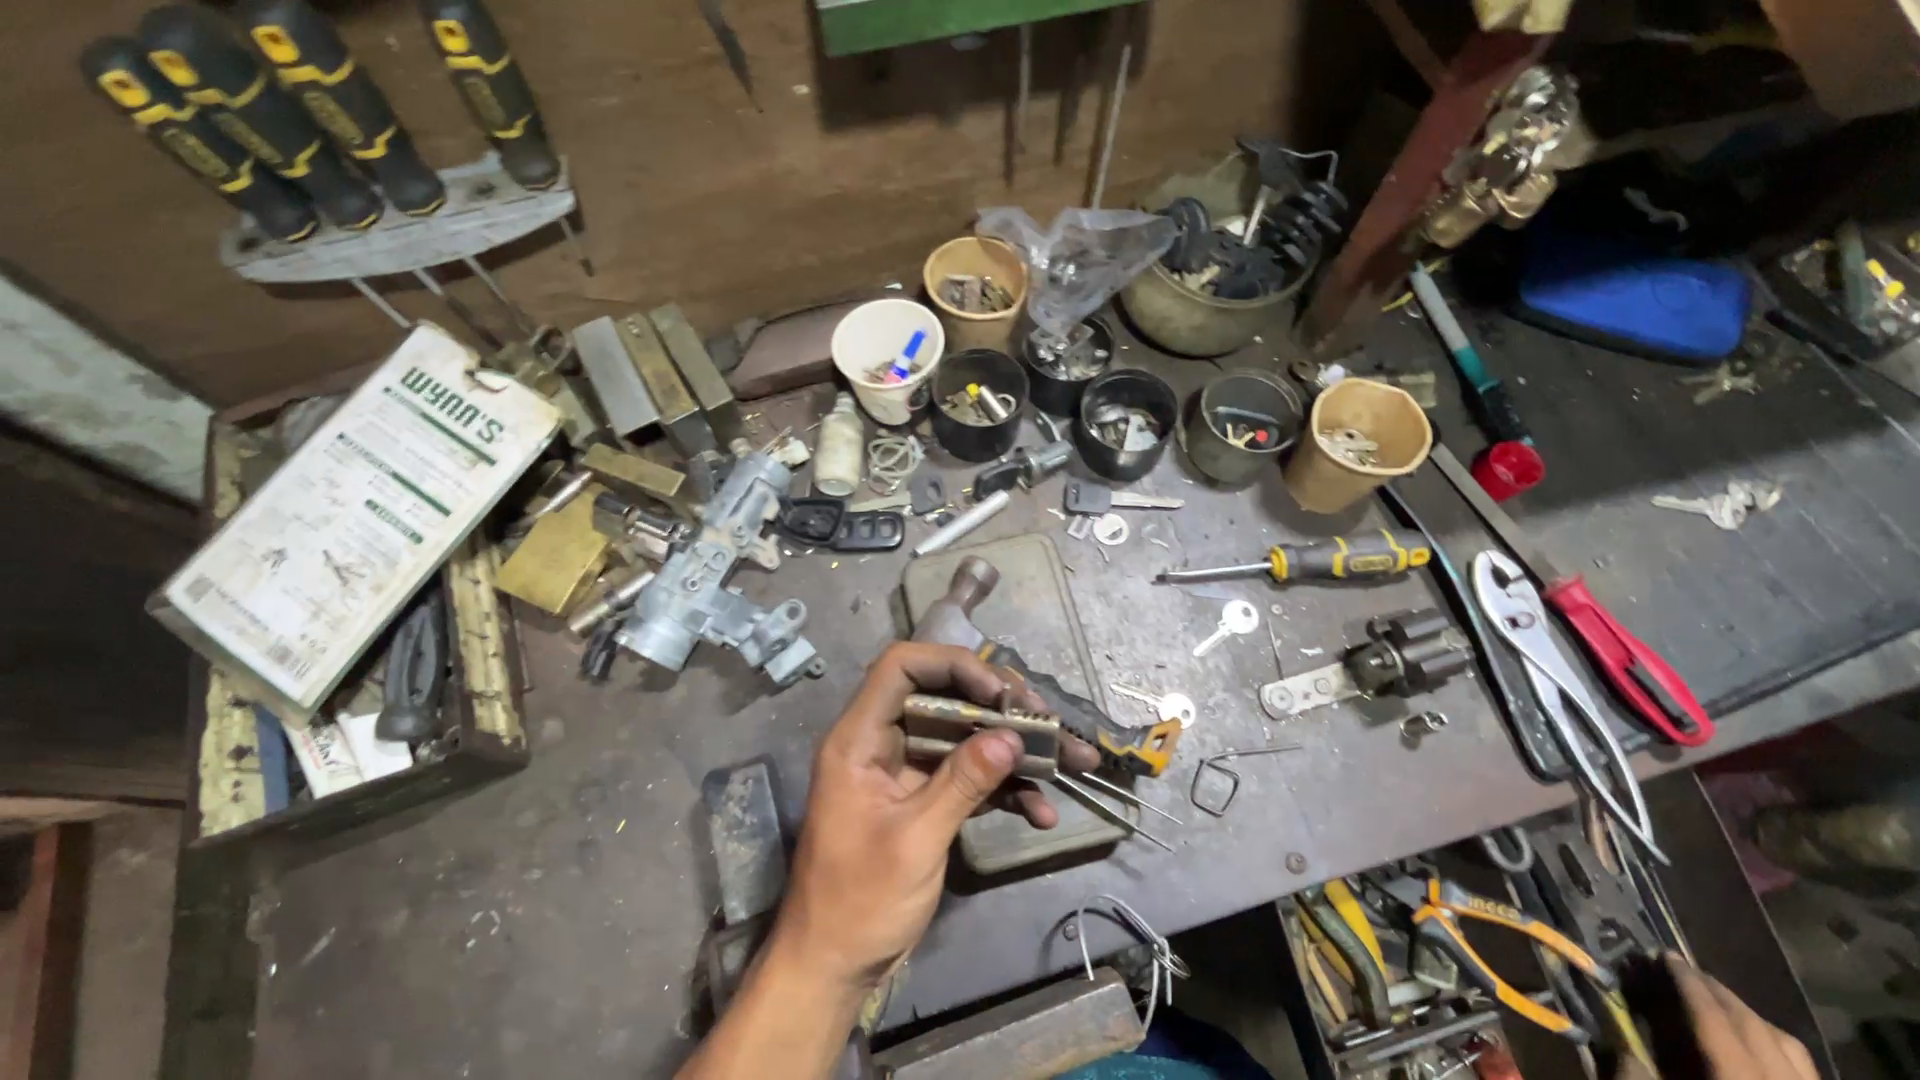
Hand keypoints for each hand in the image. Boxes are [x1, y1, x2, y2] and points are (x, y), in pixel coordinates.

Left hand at [768, 642, 1098, 994]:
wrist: (833, 965)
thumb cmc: (859, 901)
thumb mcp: (915, 840)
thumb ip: (962, 783)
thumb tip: (1011, 737)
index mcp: (860, 739)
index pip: (901, 667)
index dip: (952, 666)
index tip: (1000, 693)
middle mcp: (882, 744)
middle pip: (943, 698)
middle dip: (998, 707)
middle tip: (1044, 720)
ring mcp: (905, 773)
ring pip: (964, 738)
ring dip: (1013, 750)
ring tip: (1067, 760)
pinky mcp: (924, 802)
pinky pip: (968, 778)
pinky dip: (1004, 790)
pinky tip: (1041, 813)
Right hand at [1620, 954, 1817, 1079]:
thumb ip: (1636, 1071)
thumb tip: (1614, 1034)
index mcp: (1737, 1073)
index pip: (1712, 1017)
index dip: (1686, 982)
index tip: (1664, 954)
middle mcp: (1777, 1074)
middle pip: (1749, 1022)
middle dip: (1714, 990)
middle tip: (1683, 968)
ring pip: (1783, 1040)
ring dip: (1746, 1012)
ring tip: (1717, 999)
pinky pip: (1802, 1063)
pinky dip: (1775, 1041)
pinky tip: (1758, 1040)